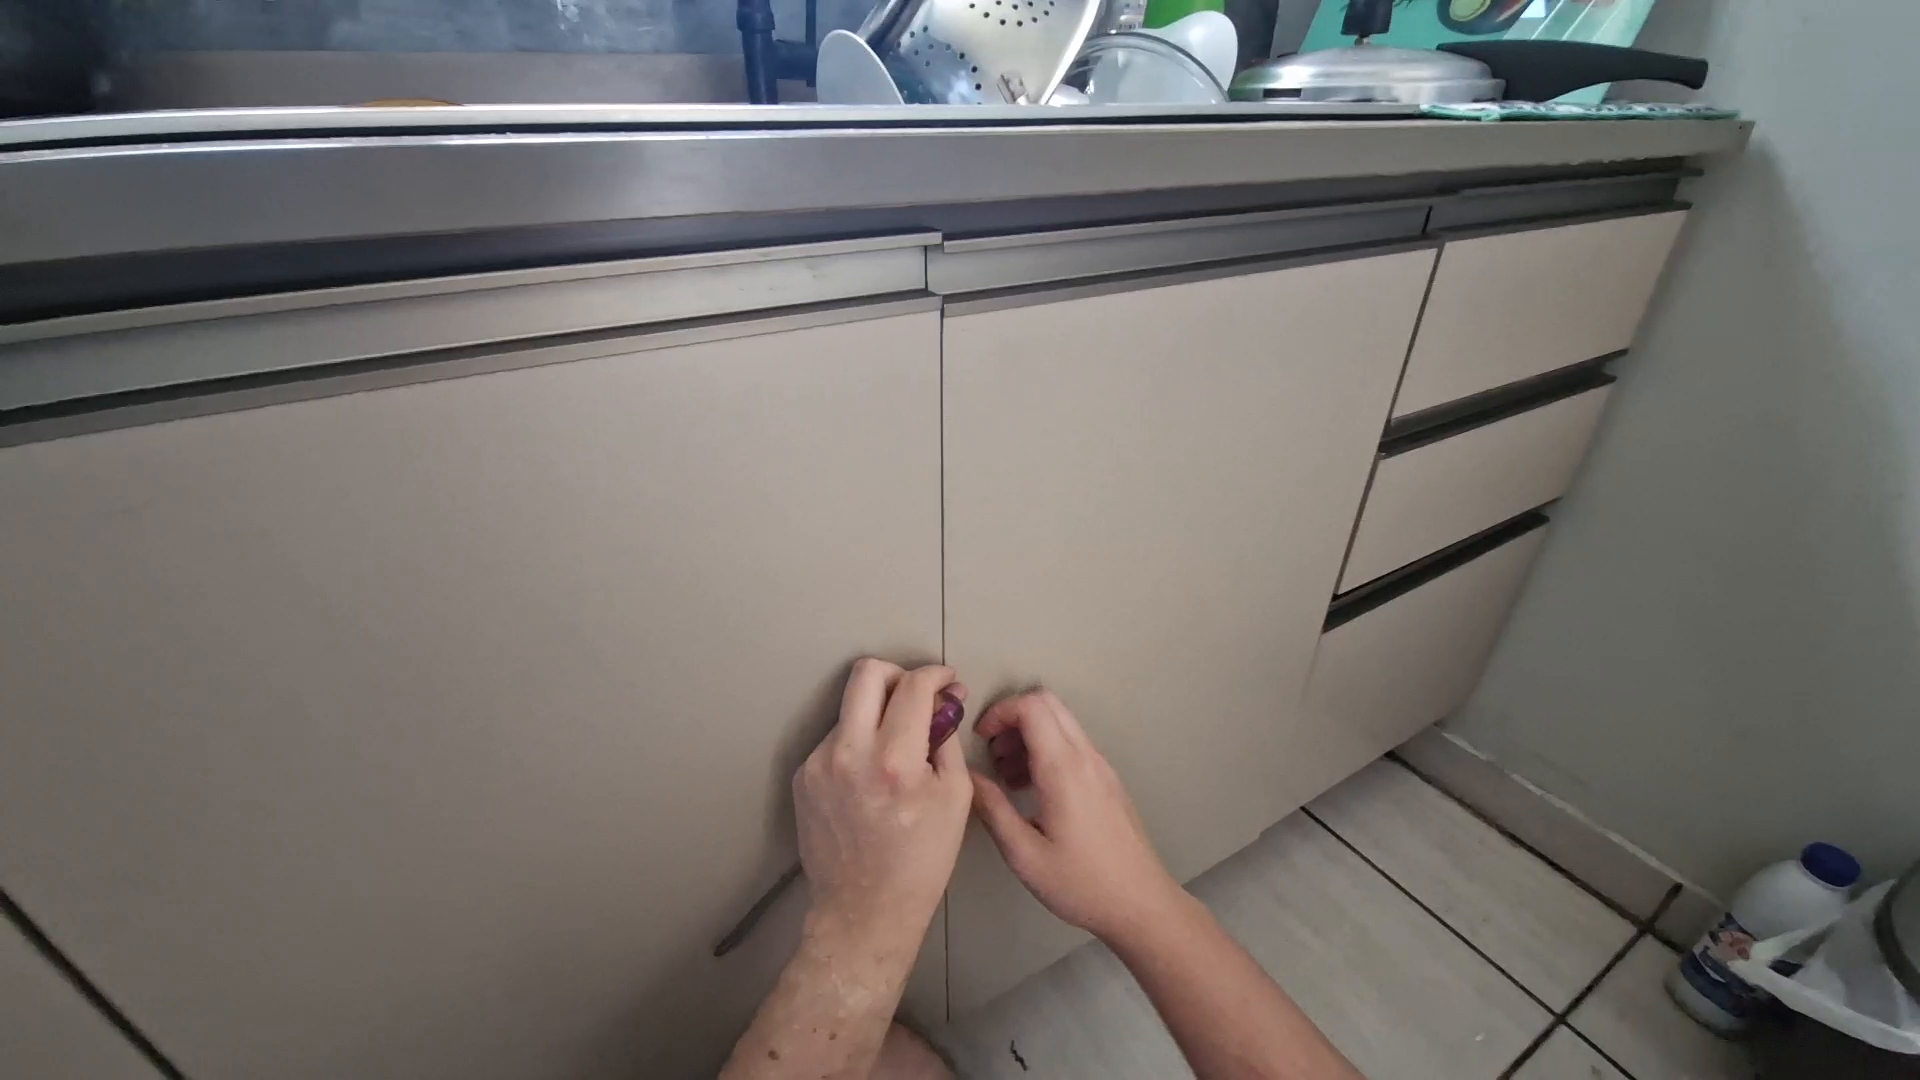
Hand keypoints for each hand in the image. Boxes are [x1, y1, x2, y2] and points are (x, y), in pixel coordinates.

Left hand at [794, 659, 972, 952]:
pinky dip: (858, 742)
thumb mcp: (955, 796)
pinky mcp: (802, 776)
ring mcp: (819, 763)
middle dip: (898, 673)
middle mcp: (850, 752)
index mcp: (895, 760)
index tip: (946, 680)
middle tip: (915, 695)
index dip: (935, 674)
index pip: (913, 686)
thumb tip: (945, 698)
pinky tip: (870, 775)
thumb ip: (948, 738)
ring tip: (894, 748)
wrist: (864, 910)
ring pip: (851, 706)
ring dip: (877, 713)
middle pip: (867, 672)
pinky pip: (835, 738)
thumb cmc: (921, 859)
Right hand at [968, 690, 1185, 941]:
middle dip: (1012, 716)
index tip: (981, 739)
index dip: (999, 711)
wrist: (1141, 904)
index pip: (1031, 706)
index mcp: (1063, 768)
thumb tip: (968, 777)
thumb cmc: (1081, 882)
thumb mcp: (1024, 854)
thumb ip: (992, 809)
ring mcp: (1101, 765)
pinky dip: (1047, 748)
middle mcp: (1085, 756)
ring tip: (1007, 774)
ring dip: (1029, 733)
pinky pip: (1073, 743)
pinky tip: (1032, 788)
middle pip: (1047, 702)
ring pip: (1061, 721)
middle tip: (992, 750)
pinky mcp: (1107, 779)